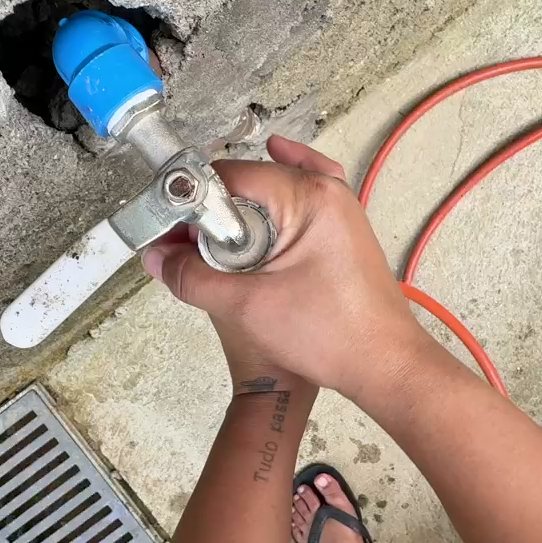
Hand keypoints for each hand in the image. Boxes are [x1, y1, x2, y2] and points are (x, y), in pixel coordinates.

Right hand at [140, 136, 433, 398]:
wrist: (384, 364)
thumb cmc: (328, 334)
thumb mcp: (247, 306)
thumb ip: (193, 277)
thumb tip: (157, 257)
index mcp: (307, 197)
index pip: (230, 177)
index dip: (191, 202)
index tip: (168, 230)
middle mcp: (327, 192)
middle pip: (249, 184)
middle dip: (212, 212)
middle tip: (184, 246)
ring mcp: (341, 210)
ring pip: (273, 193)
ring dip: (238, 211)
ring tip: (208, 240)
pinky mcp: (343, 232)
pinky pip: (304, 198)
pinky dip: (277, 195)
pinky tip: (263, 186)